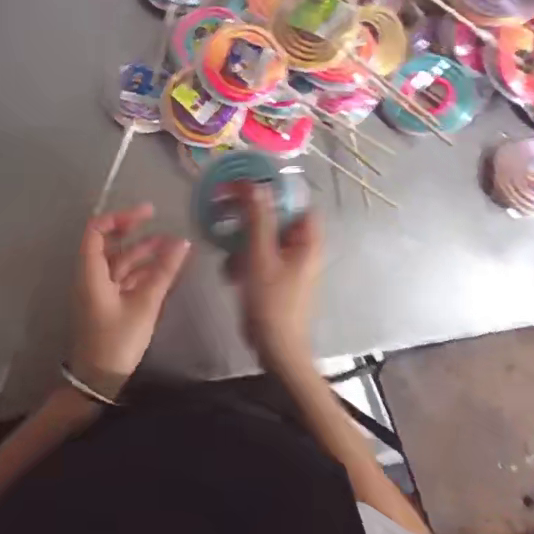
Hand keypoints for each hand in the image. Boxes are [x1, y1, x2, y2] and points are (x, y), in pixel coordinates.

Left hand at [69, 204, 191, 395]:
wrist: (99, 379)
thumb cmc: (118, 340)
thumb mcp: (145, 305)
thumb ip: (163, 272)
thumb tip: (182, 242)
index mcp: (91, 273)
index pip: (96, 232)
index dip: (118, 218)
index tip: (145, 214)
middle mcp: (91, 277)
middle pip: (107, 243)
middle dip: (131, 230)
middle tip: (156, 218)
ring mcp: (99, 290)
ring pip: (119, 262)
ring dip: (142, 251)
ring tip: (171, 243)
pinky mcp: (108, 303)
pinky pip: (123, 278)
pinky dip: (141, 270)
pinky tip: (164, 268)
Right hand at [234, 185, 320, 376]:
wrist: (276, 348)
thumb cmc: (272, 303)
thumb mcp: (260, 257)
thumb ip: (257, 220)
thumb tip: (254, 185)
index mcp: (308, 240)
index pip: (295, 201)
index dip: (272, 191)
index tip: (243, 188)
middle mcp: (303, 249)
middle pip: (276, 219)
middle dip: (249, 221)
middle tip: (224, 215)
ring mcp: (290, 265)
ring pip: (264, 240)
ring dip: (243, 245)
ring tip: (230, 259)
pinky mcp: (277, 279)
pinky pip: (259, 259)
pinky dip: (245, 262)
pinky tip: (232, 275)